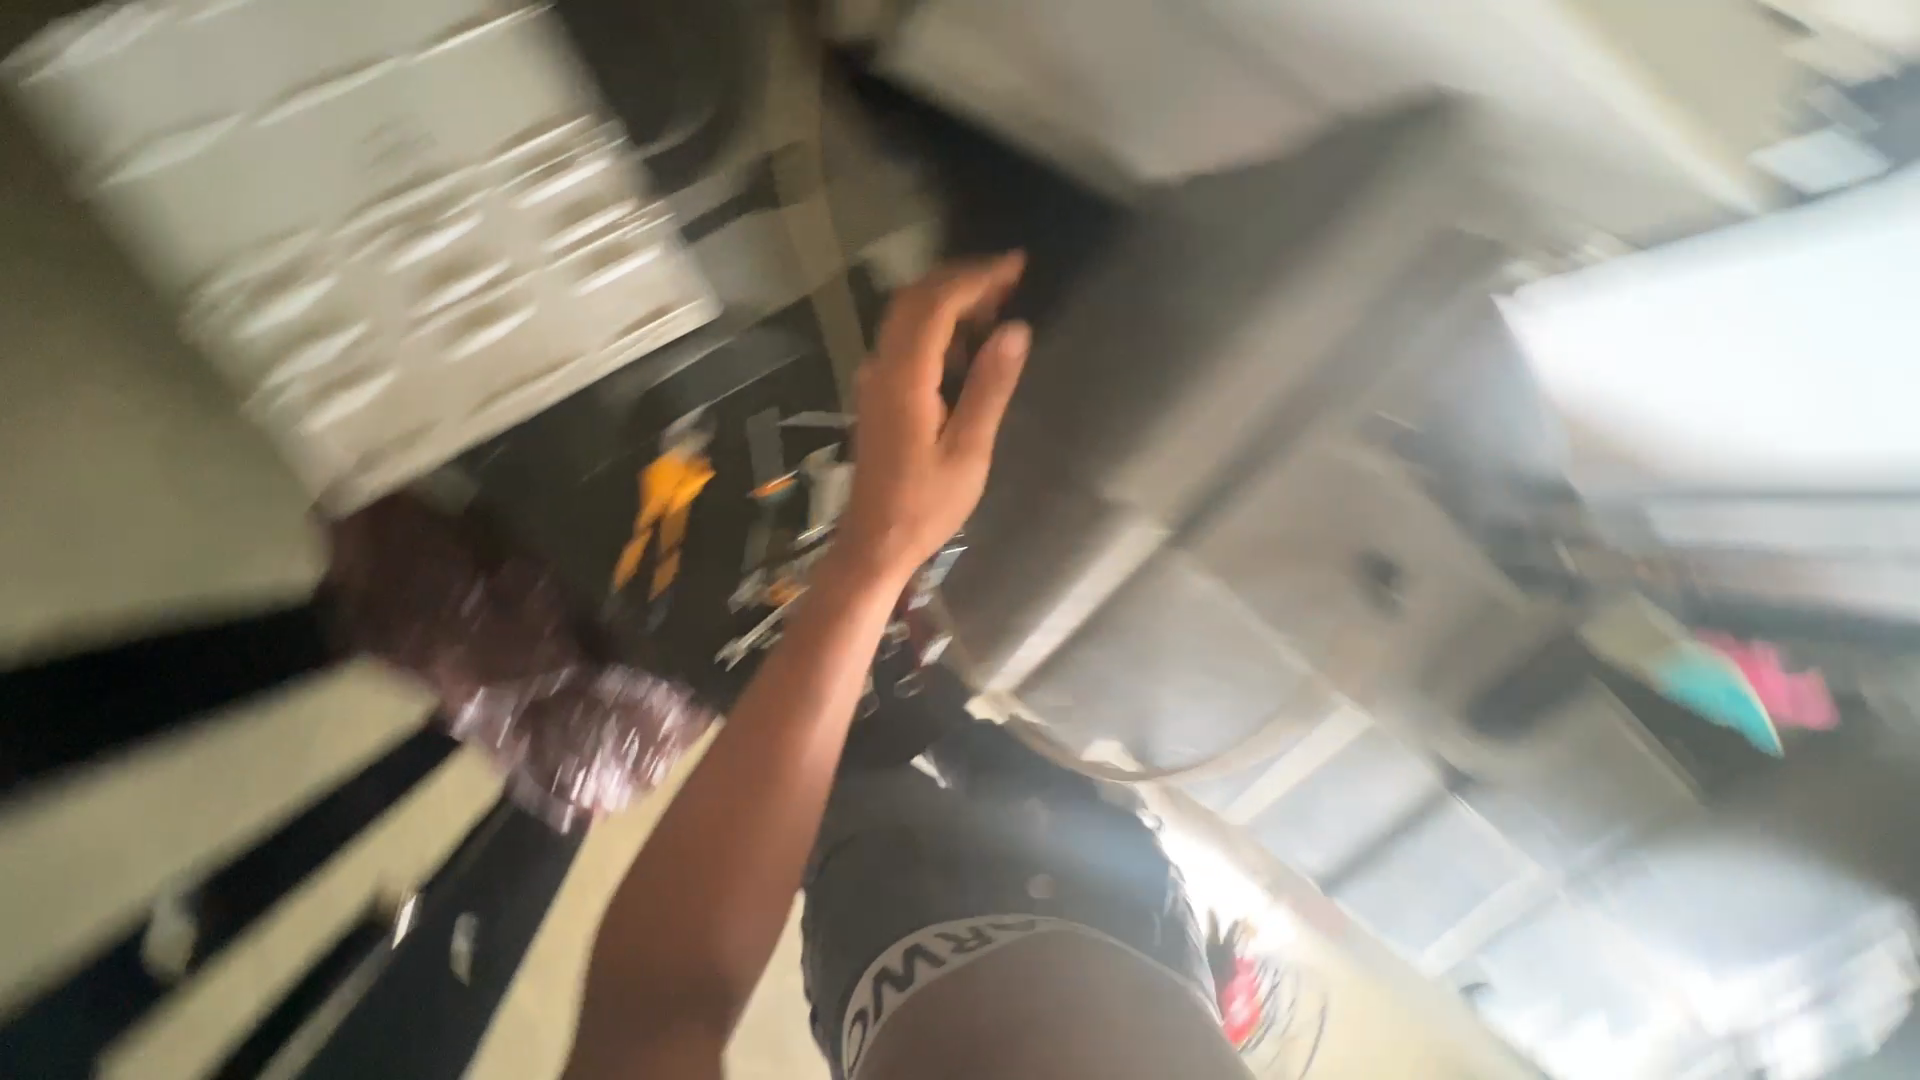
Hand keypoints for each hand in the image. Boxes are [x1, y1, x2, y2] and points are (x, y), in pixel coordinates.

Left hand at [836, 253, 1030, 581]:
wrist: (876, 542)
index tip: (1016, 266)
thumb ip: (990, 387)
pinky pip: (903, 342)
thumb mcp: (969, 451)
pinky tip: (966, 343)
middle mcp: (880, 368)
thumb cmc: (926, 505)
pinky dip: (935, 326)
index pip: (934, 305)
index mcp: (904, 379)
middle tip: (1010, 280)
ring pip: (905, 318)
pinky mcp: (877, 395)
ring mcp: (873, 380)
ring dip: (948, 300)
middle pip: (914, 300)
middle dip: (961, 280)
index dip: (975, 278)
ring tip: (997, 305)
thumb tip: (1016, 330)